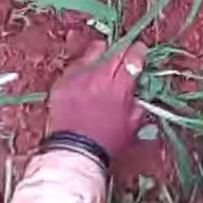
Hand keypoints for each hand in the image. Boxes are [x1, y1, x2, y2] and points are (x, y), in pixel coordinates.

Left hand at [46, 39, 147, 157]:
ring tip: (105, 62)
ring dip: (103, 53)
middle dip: (123, 50)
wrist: (74, 152)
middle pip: (115, 50)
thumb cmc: (106, 141)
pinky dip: (85, 67)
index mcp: (119, 87)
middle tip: (125, 55)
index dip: (139, 51)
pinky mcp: (62, 82)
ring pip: (94, 51)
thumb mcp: (133, 124)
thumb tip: (140, 88)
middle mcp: (98, 77)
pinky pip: (76, 65)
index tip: (141, 51)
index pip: (133, 57)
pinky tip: (87, 76)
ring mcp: (78, 77)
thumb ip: (139, 103)